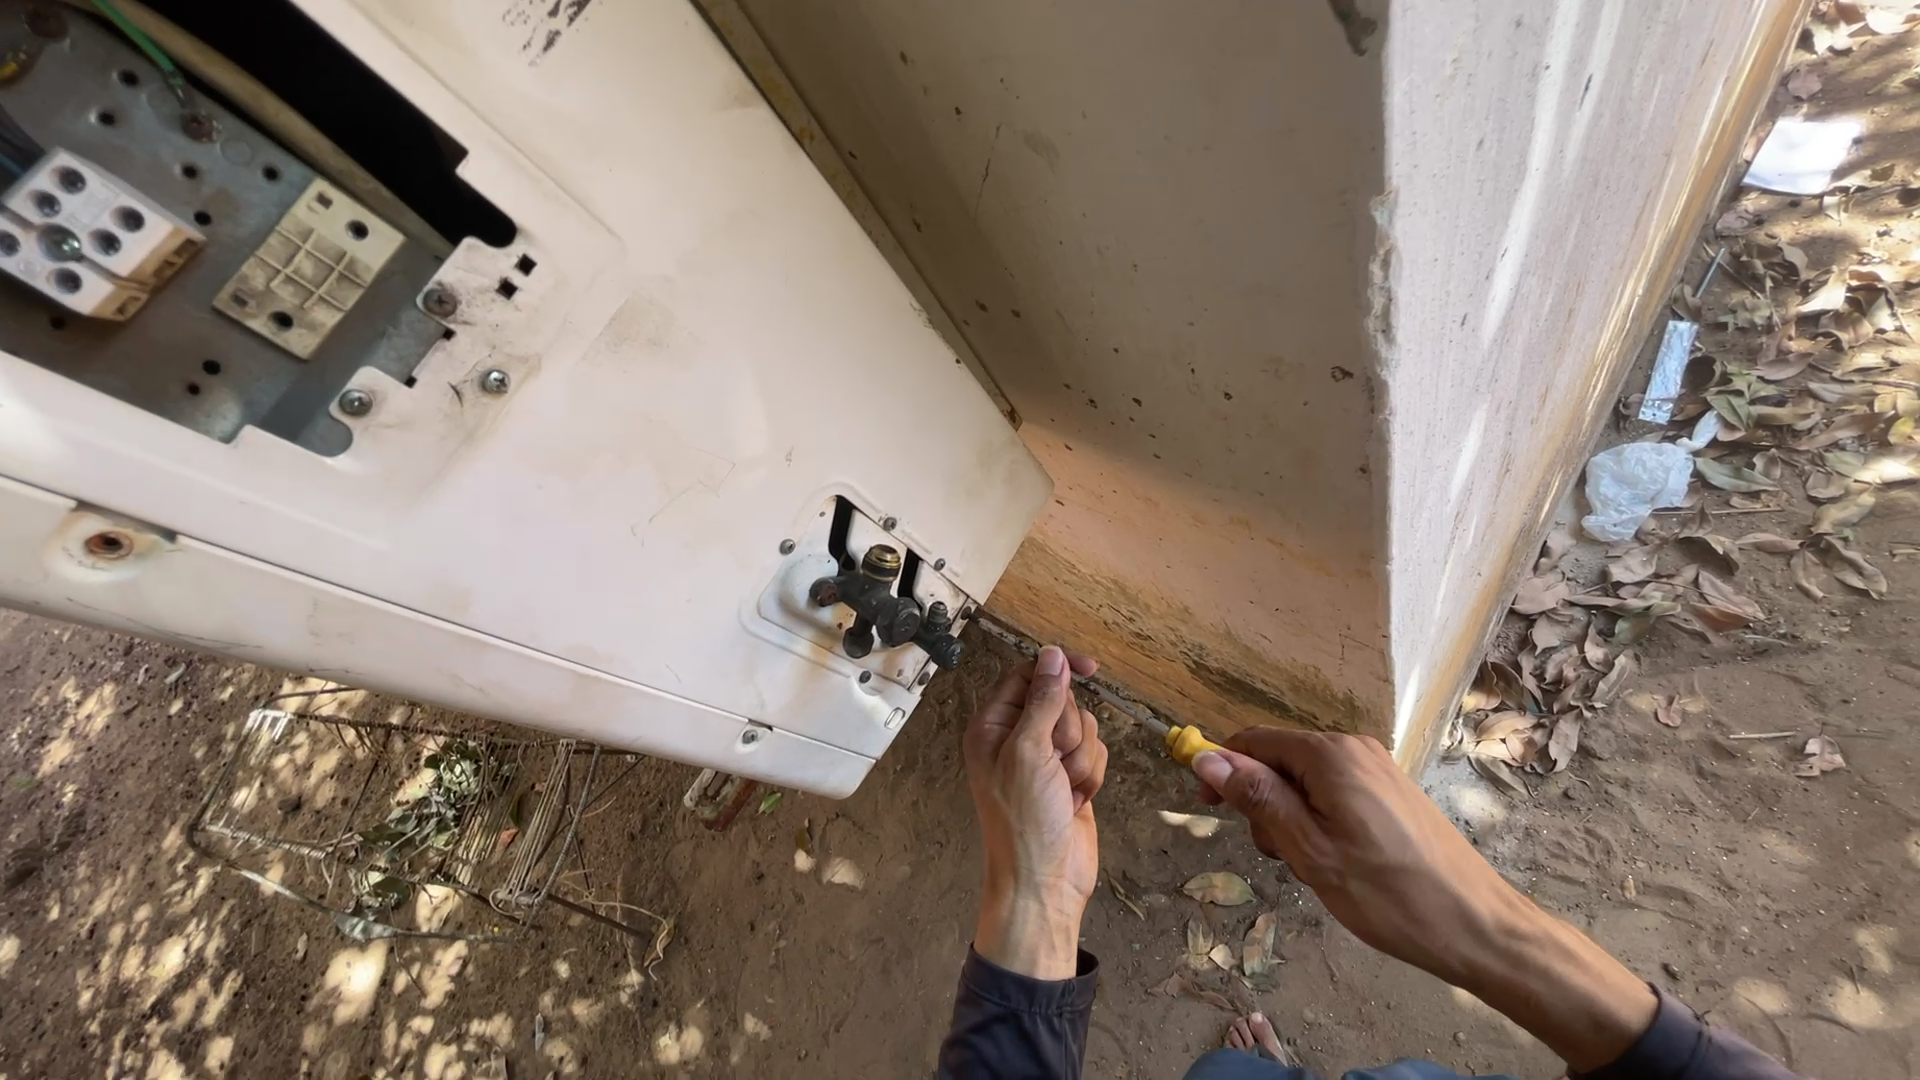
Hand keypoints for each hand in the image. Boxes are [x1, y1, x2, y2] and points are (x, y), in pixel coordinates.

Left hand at [962, 645, 1106, 978]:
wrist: (1045, 883)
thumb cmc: (1025, 820)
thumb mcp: (1028, 752)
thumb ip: (1042, 700)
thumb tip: (1051, 654)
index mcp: (992, 724)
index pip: (1026, 675)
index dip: (1057, 668)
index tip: (1091, 668)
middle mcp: (1016, 736)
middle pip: (1061, 701)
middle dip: (1068, 731)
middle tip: (1055, 763)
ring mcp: (1045, 758)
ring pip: (1083, 727)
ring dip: (1081, 758)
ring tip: (1064, 789)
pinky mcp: (1069, 776)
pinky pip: (1093, 753)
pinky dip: (1090, 775)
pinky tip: (1075, 800)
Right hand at [1193, 729, 1655, 1072]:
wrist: (1484, 929)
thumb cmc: (1388, 894)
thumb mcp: (1309, 850)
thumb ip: (1256, 797)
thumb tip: (1205, 758)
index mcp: (1329, 754)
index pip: (1253, 742)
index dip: (1222, 770)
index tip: (1208, 809)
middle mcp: (1352, 747)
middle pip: (1278, 760)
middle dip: (1264, 803)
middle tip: (1282, 855)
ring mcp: (1376, 766)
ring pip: (1304, 779)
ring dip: (1291, 817)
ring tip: (1314, 865)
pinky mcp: (1391, 788)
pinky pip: (1332, 790)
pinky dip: (1319, 819)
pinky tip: (1338, 858)